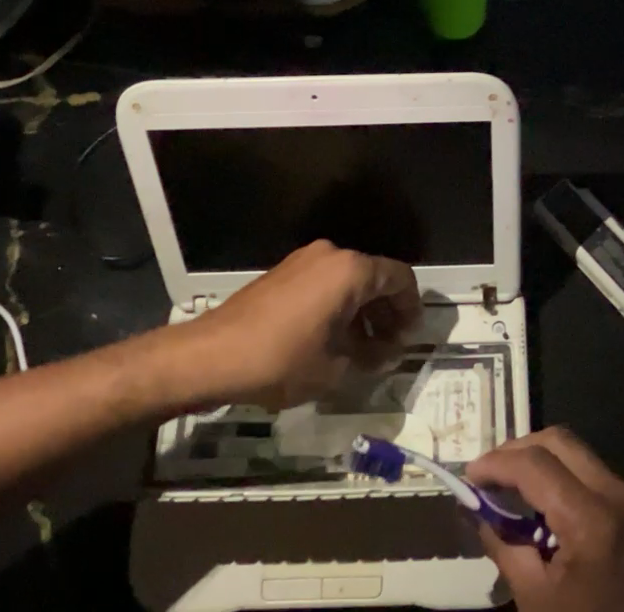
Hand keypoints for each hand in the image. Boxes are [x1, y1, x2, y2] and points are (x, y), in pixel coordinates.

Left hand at [180, 239, 420, 409]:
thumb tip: (385, 354)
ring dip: (362, 312)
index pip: (401, 278)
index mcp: (351, 270)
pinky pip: (324, 285)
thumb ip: (370, 357)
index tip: (408, 340)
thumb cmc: (283, 360)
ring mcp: (303, 261)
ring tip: (361, 352)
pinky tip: (332, 341)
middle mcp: (331, 255)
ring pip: (348, 282)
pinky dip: (337, 307)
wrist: (212, 356)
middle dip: (387, 312)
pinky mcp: (282, 274)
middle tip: (388, 349)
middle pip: (375, 277)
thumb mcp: (336, 368)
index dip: (411, 309)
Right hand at [468, 428, 623, 611]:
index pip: (535, 465)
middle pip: (562, 442)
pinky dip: (574, 483)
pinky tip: (556, 511)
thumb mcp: (536, 600)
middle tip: (493, 475)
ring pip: (585, 457)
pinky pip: (606, 480)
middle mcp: (623, 495)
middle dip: (520, 450)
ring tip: (520, 492)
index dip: (496, 463)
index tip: (470, 476)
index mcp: (594, 520)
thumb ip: (503, 545)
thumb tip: (474, 509)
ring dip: (548, 465)